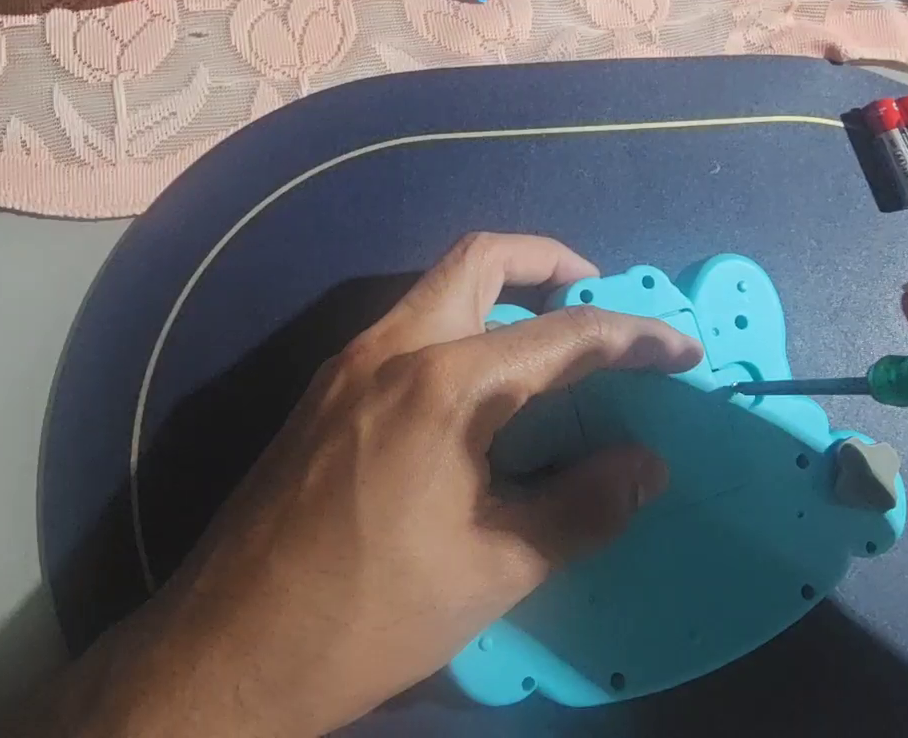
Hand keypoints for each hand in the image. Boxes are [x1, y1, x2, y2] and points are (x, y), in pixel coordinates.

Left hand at [21, 233, 701, 737]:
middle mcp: (390, 347)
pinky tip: (481, 392)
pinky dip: (459, 330)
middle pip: (480, 259)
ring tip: (548, 345)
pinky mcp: (326, 389)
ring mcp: (348, 363)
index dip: (632, 336)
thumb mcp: (493, 569)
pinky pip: (407, 328)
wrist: (228, 648)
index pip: (559, 334)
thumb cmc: (368, 613)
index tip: (679, 349)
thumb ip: (580, 506)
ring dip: (500, 295)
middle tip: (597, 301)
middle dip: (549, 263)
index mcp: (442, 384)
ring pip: (437, 288)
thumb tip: (644, 465)